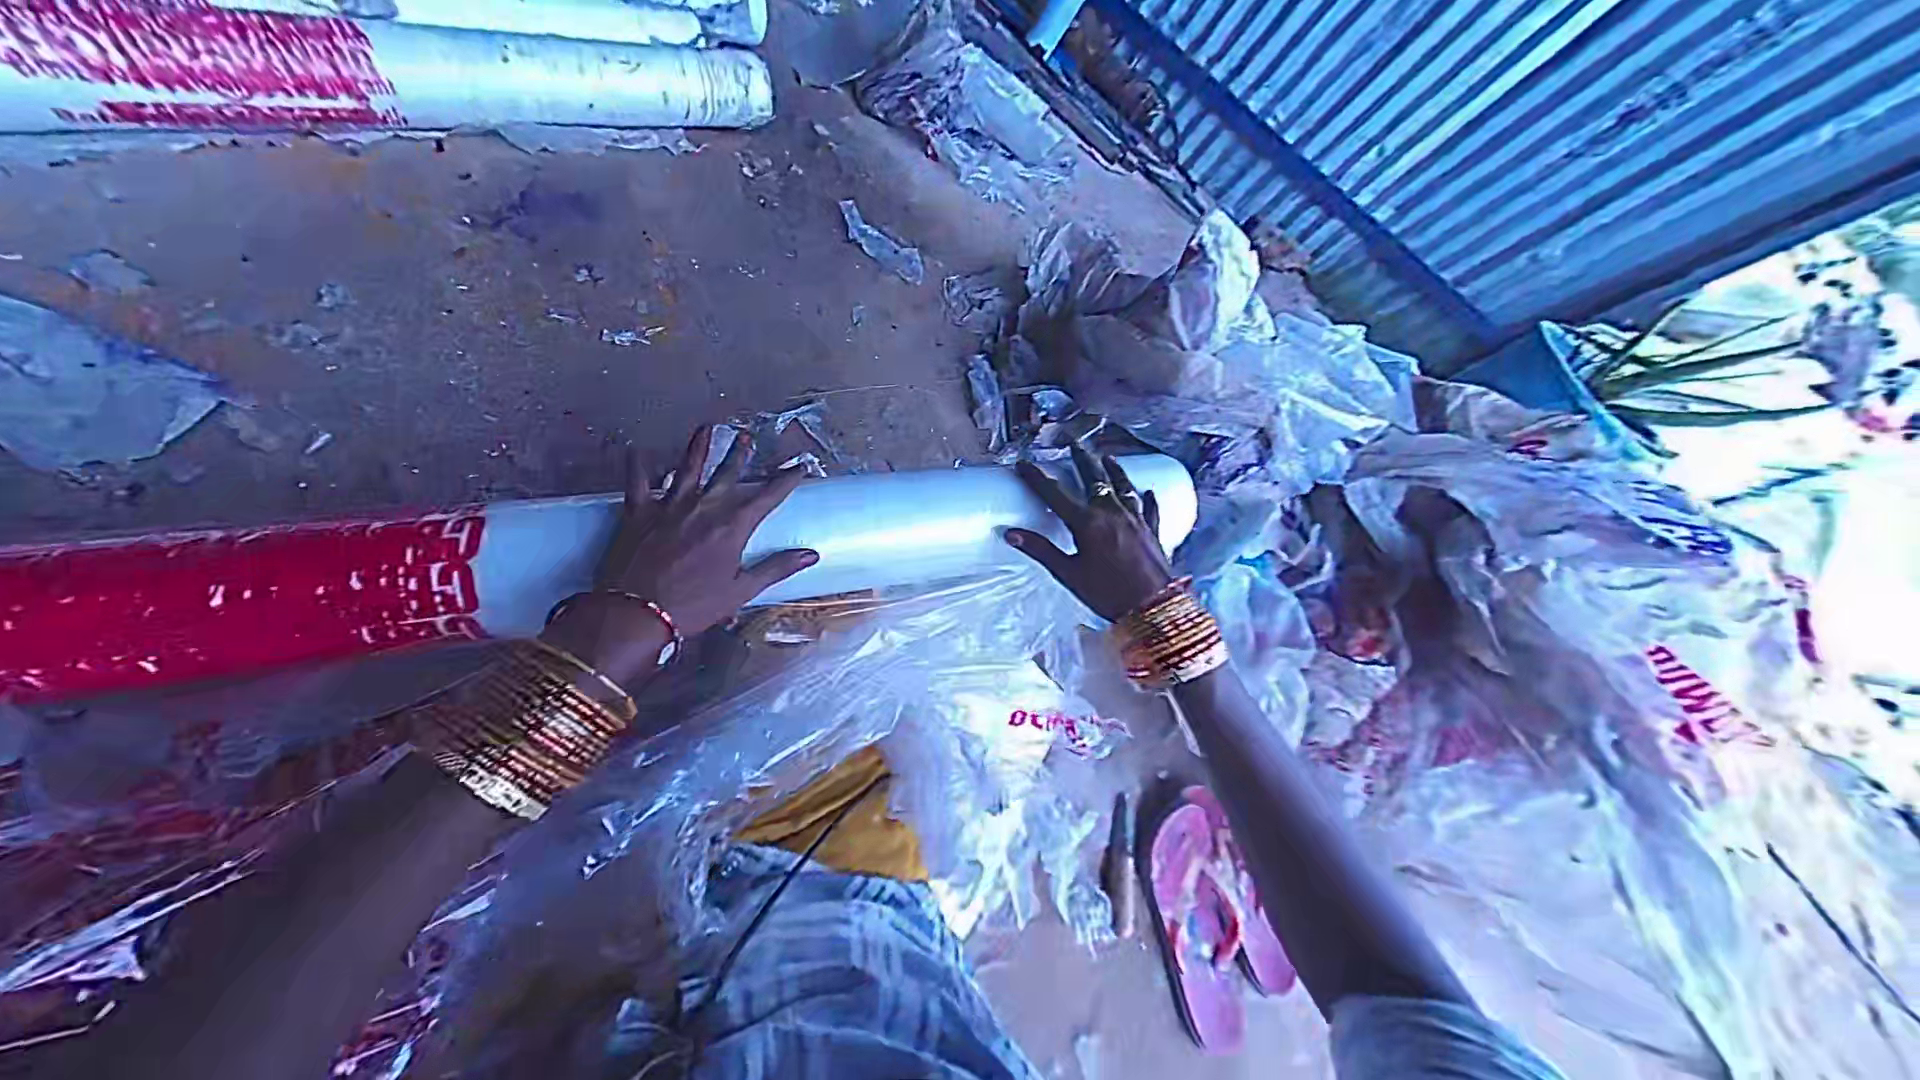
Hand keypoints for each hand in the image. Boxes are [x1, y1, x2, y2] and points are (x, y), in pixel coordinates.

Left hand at [541, 426, 817, 685]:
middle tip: (748, 437)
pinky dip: (637, 465)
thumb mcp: (741, 591)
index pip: (767, 496)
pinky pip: (637, 481)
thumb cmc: (693, 605)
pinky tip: (636, 450)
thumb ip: (776, 568)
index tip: (799, 466)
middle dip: (741, 454)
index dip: (786, 479)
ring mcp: (669, 507)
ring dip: (698, 447)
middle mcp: (703, 508)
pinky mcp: (638, 512)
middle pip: (727, 474)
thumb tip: (812, 555)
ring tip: (706, 428)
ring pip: (687, 468)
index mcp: (732, 527)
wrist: (635, 613)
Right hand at [1004, 445, 1173, 619]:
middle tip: (1072, 443)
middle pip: (1093, 478)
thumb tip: (1010, 534)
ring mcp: (1135, 518)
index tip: (1023, 464)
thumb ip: (1040, 550)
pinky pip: (1148, 507)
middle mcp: (1111, 512)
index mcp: (1087, 522)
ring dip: (1113, 470)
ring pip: (1123, 486)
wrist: (1154, 606)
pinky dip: (1145, 497)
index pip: (1055, 493)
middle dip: (1081, 459)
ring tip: (1107, 457)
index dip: (1037, 477)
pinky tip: (1147, 491)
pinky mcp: (1152, 529)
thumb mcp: (1068, 574)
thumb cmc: (1107, 593)